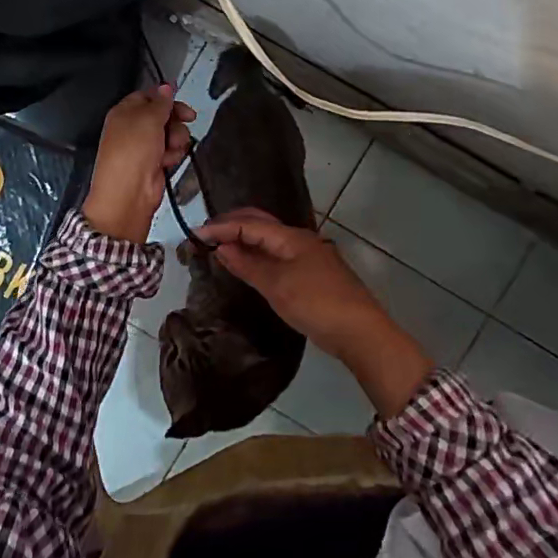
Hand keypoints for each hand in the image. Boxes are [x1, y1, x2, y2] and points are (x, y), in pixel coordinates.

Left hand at [81, 84, 195, 242]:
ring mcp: (144, 147)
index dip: (165, 97)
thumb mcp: (148, 118)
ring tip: (170, 147)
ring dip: (176, 138)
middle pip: (163, 114)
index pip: (148, 96)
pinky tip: (169, 160)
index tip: (181, 101)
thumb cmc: (132, 152)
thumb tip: (166, 87)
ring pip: (171, 133)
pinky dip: (173, 154)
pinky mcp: (154, 163)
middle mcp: (132, 128)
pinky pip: (171, 151)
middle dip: (175, 119)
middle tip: (185, 120)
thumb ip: (160, 102)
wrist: (129, 193)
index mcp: (124, 112)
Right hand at [196, 208, 434, 416]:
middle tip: (207, 234)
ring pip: (270, 239)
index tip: (195, 234)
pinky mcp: (312, 273)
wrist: (362, 333)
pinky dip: (258, 254)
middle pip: (261, 224)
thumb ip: (247, 265)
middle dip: (233, 225)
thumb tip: (222, 248)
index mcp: (291, 237)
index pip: (249, 224)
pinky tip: (249, 264)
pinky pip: (278, 254)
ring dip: (245, 239)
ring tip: (222, 246)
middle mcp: (300, 239)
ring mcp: (309, 256)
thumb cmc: (316, 304)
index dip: (221, 227)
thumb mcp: (276, 286)